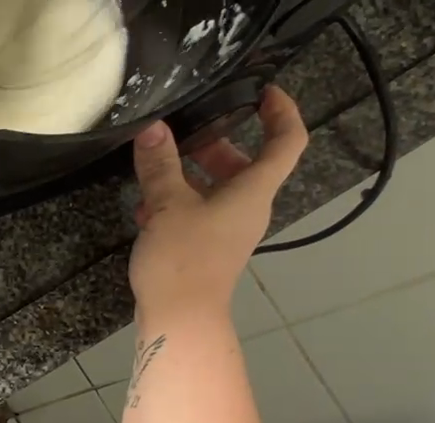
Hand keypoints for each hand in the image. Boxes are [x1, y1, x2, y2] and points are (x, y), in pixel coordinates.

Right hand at [129, 86, 307, 320]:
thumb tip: (154, 128)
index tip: (262, 94)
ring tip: (155, 173)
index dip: (281, 112)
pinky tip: (147, 211)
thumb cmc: (183, 258)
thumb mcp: (167, 208)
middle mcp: (249, 208)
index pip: (287, 140)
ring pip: (217, 192)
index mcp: (253, 190)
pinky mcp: (206, 251)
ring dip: (189, 178)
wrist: (180, 317)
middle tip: (184, 134)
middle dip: (215, 146)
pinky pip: (199, 216)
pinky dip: (178, 206)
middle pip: (244, 166)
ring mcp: (227, 232)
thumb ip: (160, 168)